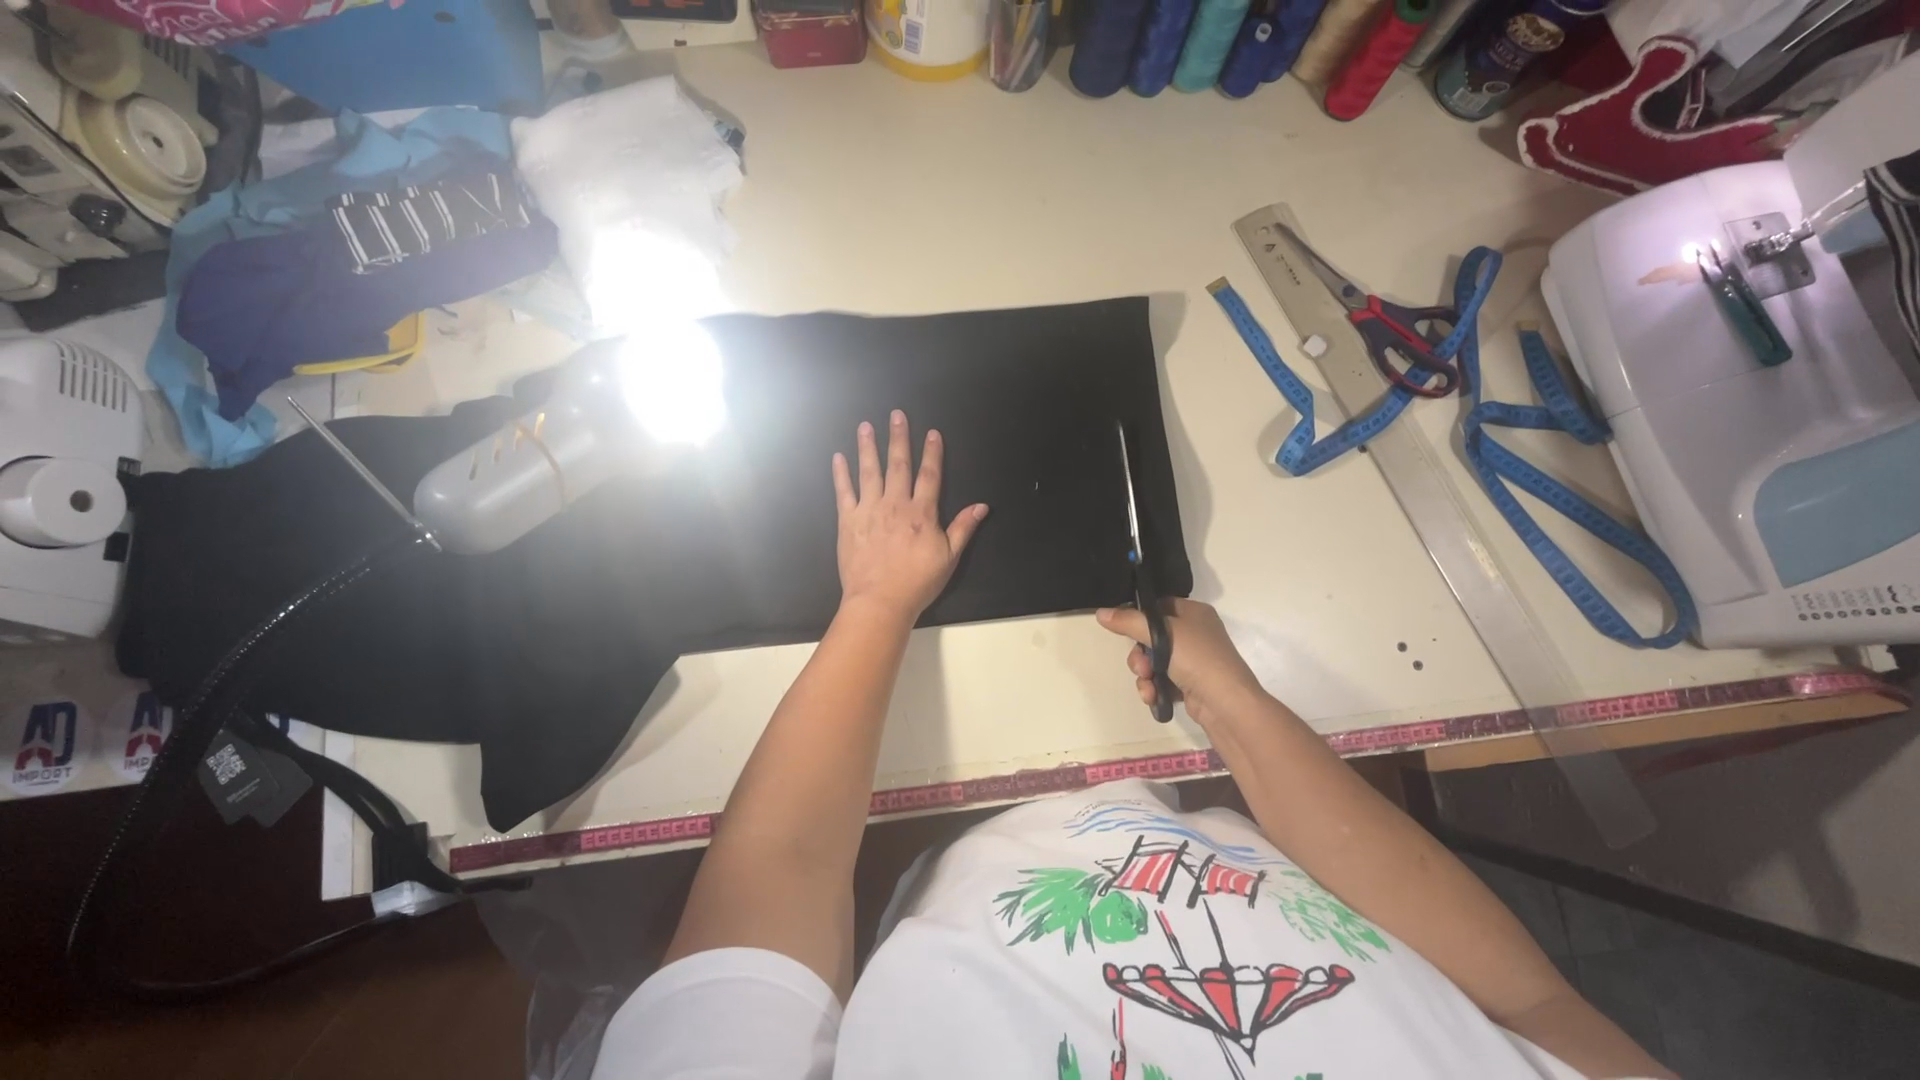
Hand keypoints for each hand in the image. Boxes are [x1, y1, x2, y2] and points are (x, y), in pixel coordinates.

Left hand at [832, 410, 988, 624]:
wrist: (879, 600)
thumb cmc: (917, 582)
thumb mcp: (949, 557)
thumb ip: (963, 528)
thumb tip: (982, 506)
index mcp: (922, 513)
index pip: (930, 475)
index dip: (932, 453)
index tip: (932, 433)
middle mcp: (895, 504)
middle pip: (898, 464)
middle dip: (899, 438)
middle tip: (896, 415)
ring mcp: (869, 510)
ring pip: (870, 472)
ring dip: (868, 447)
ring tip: (866, 426)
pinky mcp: (848, 521)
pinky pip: (844, 492)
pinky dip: (841, 474)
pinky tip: (839, 457)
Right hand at [1096, 598, 1265, 725]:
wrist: (1226, 703)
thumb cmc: (1197, 658)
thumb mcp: (1161, 634)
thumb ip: (1128, 622)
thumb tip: (1100, 613)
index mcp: (1194, 613)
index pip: (1159, 606)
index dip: (1139, 618)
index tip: (1124, 631)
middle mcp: (1195, 634)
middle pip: (1152, 637)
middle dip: (1139, 655)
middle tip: (1140, 666)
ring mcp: (1194, 661)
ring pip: (1154, 662)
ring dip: (1144, 675)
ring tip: (1147, 685)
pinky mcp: (1190, 684)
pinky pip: (1162, 681)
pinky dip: (1154, 688)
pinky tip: (1153, 697)